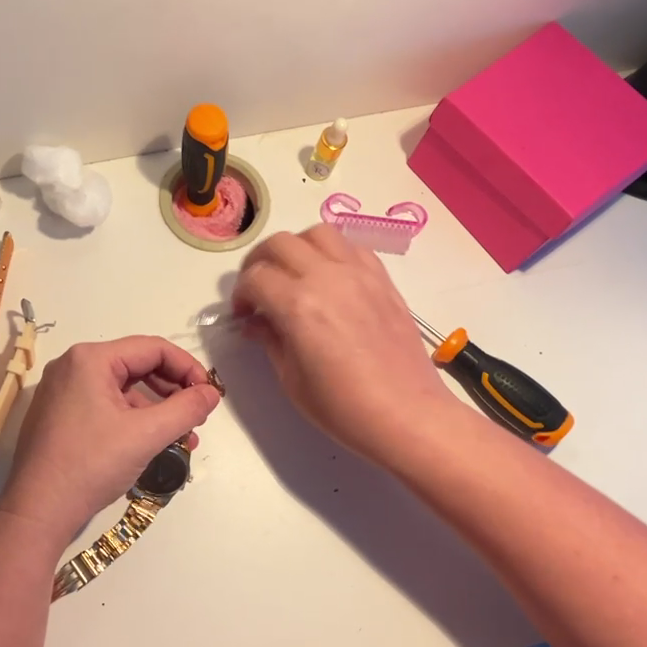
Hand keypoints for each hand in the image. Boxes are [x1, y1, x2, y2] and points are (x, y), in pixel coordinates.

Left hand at [0, 336, 220, 535]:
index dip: (187, 368)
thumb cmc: (91, 465)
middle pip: (137, 366)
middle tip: (196, 417)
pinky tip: (151, 445)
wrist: (38, 510)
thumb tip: (211, 393)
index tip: (209, 396)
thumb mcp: (146, 435)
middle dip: (173, 391)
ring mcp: (62, 392)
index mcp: (90, 360)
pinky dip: (133, 421)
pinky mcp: (59, 417)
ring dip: (156, 410)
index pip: (152, 349)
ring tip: (181, 439)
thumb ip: (186, 409)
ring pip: (123, 390)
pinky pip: (105, 407)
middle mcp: (72, 367)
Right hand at [231, 225, 460, 460]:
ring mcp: (359, 274)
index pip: (255, 278)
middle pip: (281, 244)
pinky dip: (331, 253)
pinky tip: (329, 280)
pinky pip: (351, 247)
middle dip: (259, 262)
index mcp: (299, 306)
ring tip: (293, 276)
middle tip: (257, 289)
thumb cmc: (343, 407)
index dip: (240, 295)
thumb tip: (256, 322)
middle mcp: (327, 278)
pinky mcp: (382, 280)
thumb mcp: (292, 380)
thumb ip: (270, 341)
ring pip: (318, 233)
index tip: (243, 315)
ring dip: (296, 248)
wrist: (405, 413)